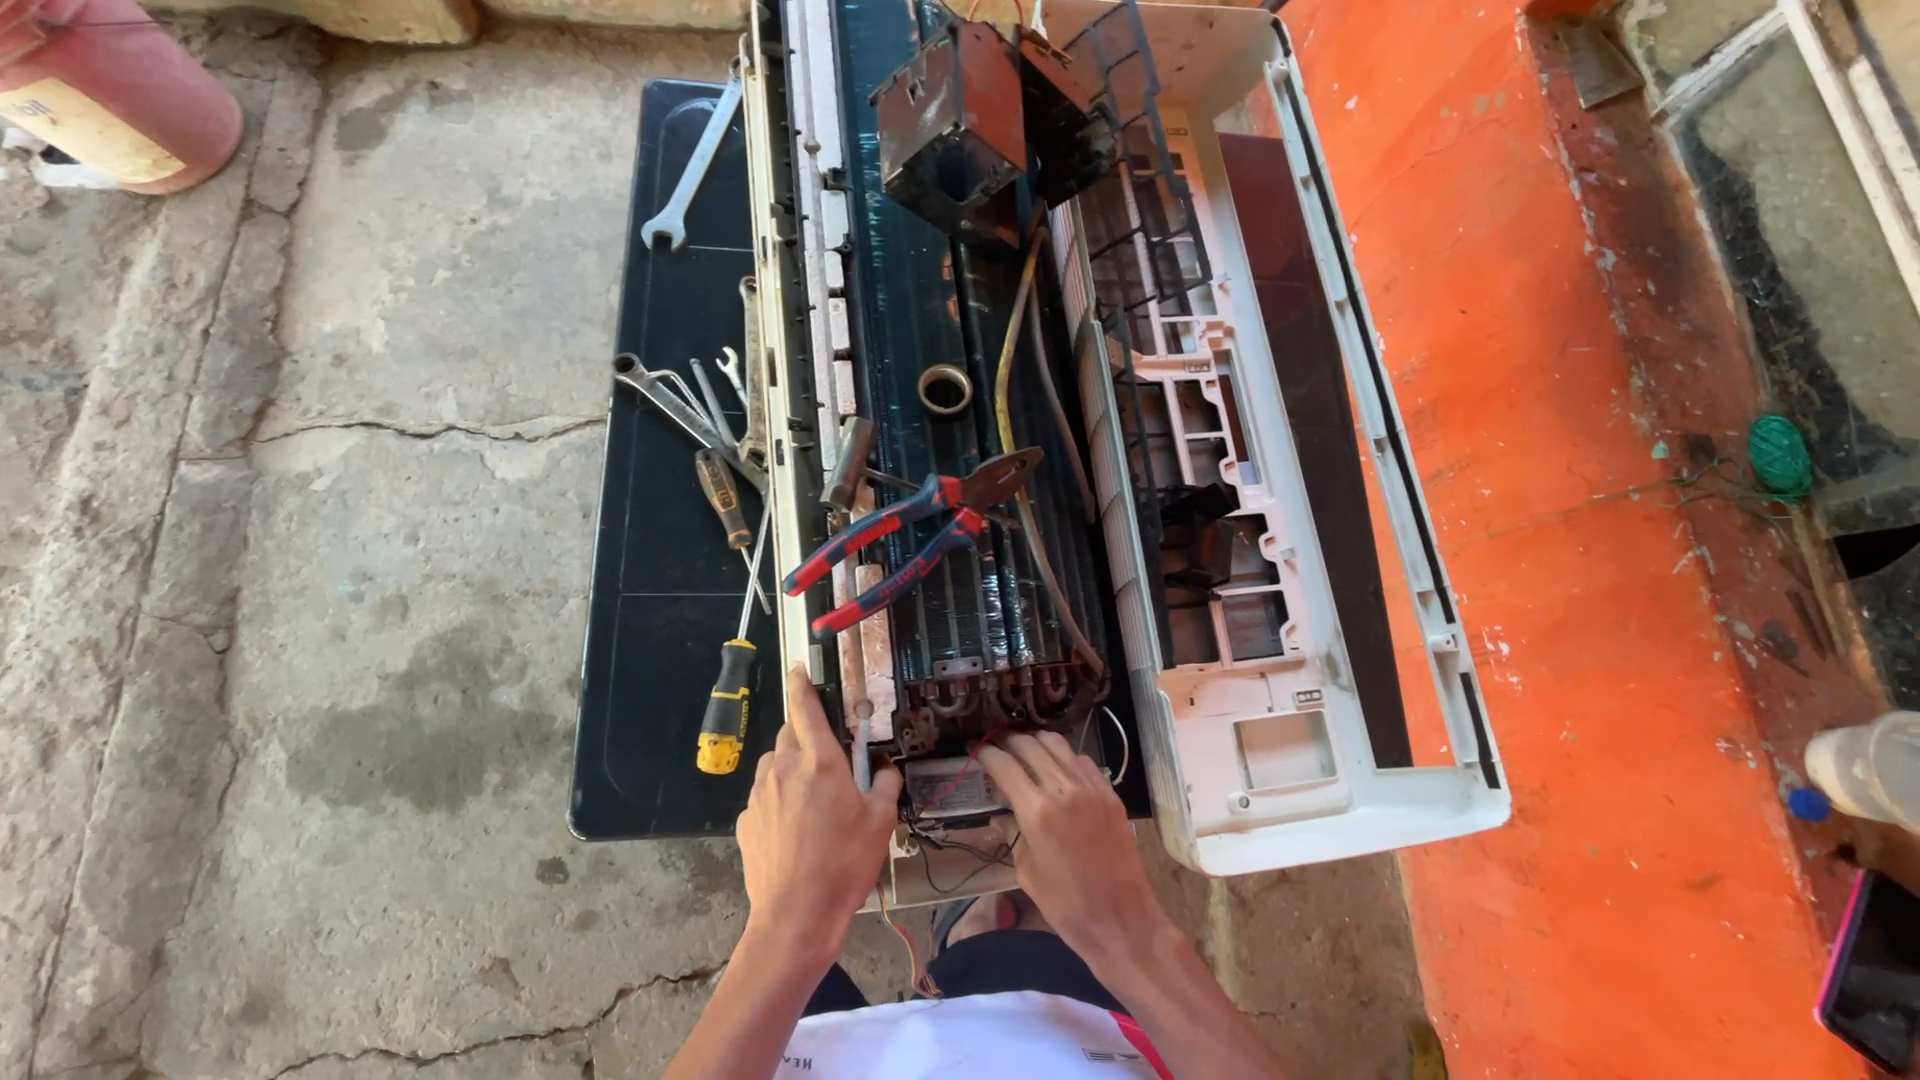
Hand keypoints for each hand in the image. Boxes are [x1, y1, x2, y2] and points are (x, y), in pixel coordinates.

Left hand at [735, 666, 901, 968]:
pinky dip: (778, 800)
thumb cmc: (843, 865)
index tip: (799, 670)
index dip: (802, 684)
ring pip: (774, 764)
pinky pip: (764, 796)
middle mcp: (783, 769)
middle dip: (806, 736)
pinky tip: (794, 829)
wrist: (795, 916)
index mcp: (820, 762)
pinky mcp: (746, 821)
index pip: (805, 708)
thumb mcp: (881, 822)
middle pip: (790, 734)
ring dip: (791, 768)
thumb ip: (885, 784)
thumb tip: (883, 769)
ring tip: (813, 800)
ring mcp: (759, 794)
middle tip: (828, 760)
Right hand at [978, 732, 1173, 972]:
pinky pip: (1083, 762)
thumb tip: (1001, 814)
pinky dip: (1066, 758)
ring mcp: (1091, 789)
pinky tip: (1059, 771)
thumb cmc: (1067, 906)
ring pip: (1059, 745)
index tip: (975, 751)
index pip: (1004, 765)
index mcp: (1037, 812)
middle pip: (1030, 746)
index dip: (985, 754)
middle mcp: (1064, 790)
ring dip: (1037, 744)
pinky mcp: (1111, 795)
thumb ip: (1012, 834)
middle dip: (1009, 743)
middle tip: (997, 749)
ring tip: (1026, 752)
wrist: (1121, 920)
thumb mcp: (1027, 873)